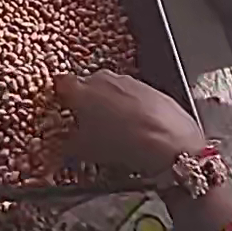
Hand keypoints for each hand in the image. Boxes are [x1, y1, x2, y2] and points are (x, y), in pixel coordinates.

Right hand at [54, 70, 204, 174]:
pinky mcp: (149, 87)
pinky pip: (133, 94)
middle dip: (87, 101)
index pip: (62, 83)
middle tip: (89, 124)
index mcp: (81, 90)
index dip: (61, 95)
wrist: (170, 142)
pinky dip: (131, 106)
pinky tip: (137, 126)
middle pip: (87, 85)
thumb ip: (69, 142)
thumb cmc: (123, 144)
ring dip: (110, 104)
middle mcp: (103, 79)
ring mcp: (128, 81)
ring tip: (116, 129)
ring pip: (111, 89)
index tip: (63, 107)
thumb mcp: (86, 151)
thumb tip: (64, 142)